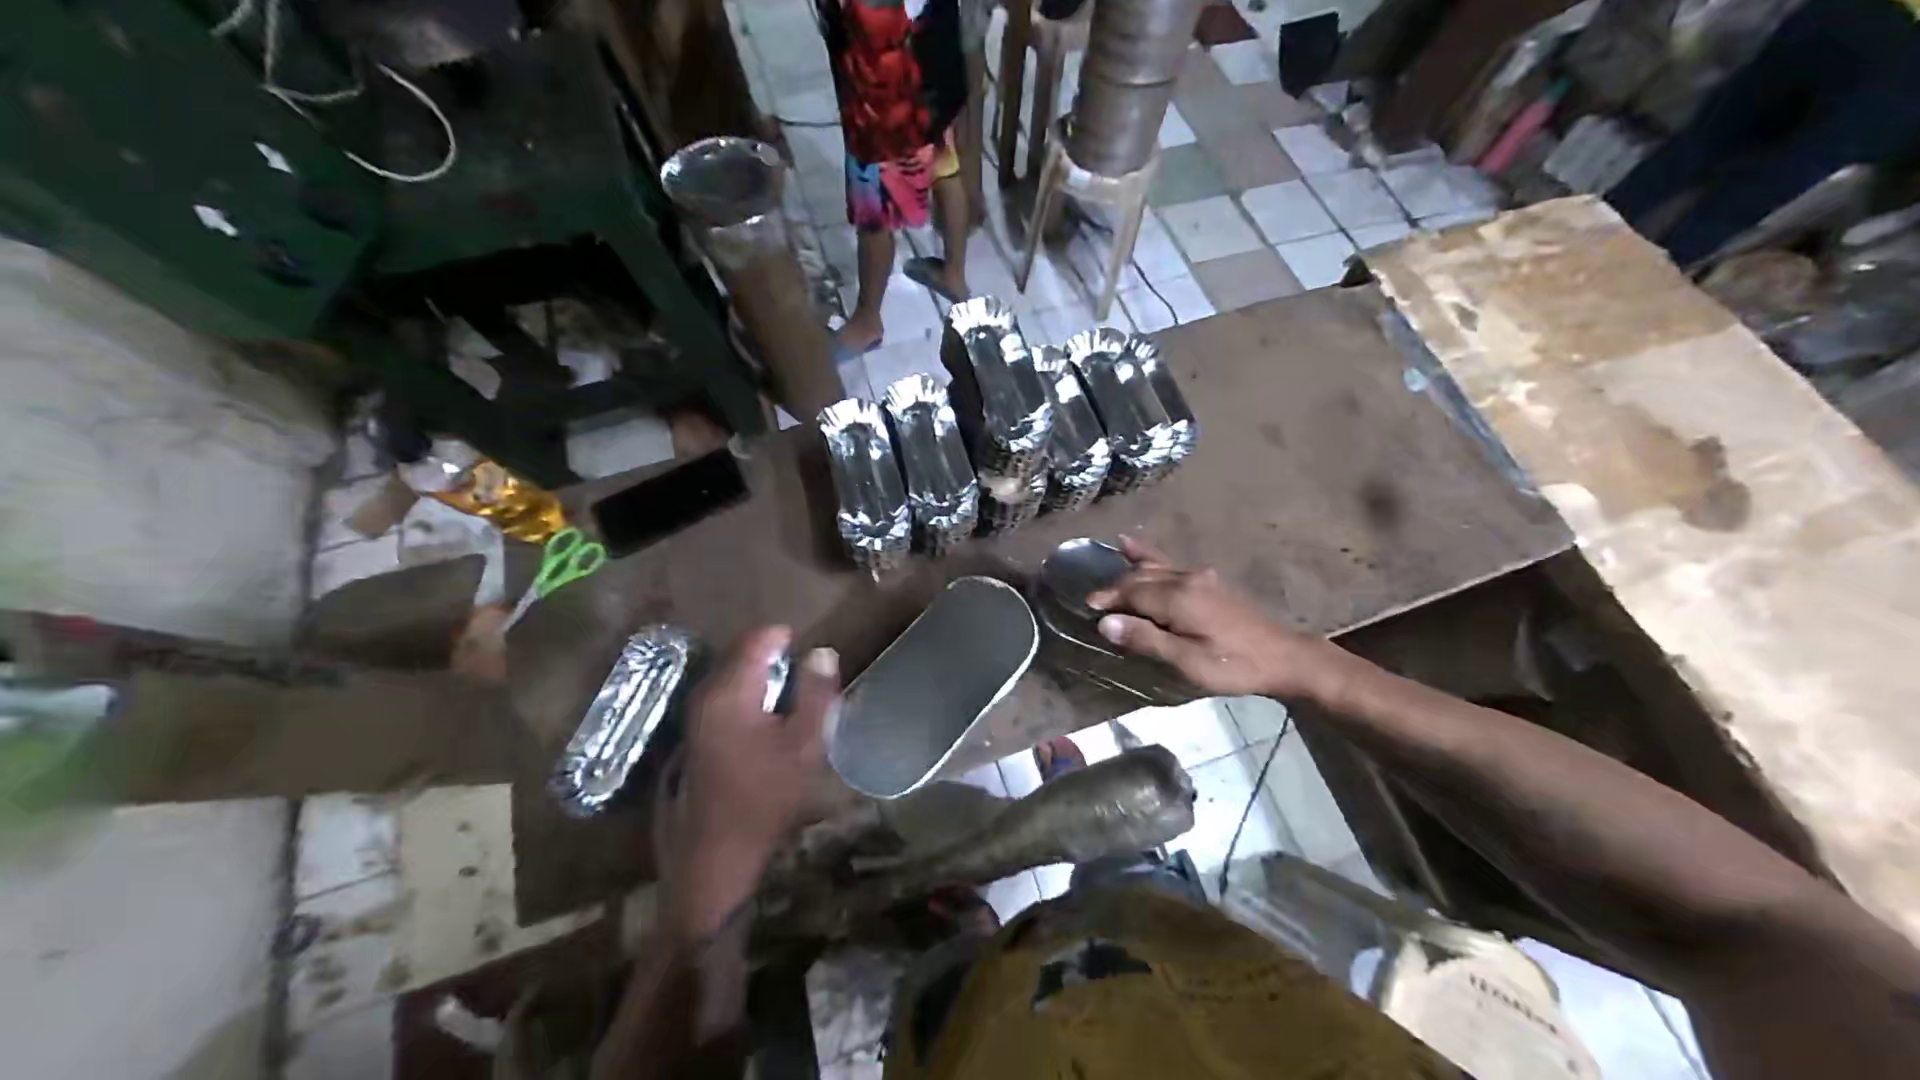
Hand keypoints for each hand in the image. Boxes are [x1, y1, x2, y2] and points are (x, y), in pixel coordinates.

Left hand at [655, 626, 838, 939]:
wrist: (716, 854)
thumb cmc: (766, 795)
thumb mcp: (805, 743)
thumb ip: (816, 692)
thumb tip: (821, 652)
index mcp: (731, 691)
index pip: (757, 640)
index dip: (783, 636)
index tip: (806, 647)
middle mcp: (704, 696)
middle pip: (739, 656)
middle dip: (770, 656)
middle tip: (801, 673)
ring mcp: (693, 718)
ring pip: (729, 677)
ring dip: (756, 678)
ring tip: (787, 694)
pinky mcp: (691, 737)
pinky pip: (721, 698)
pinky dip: (743, 697)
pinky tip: (762, 722)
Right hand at [1086, 536, 1347, 700]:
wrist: (1285, 657)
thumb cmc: (1235, 665)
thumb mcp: (1188, 661)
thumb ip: (1146, 639)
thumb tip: (1106, 623)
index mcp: (1179, 598)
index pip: (1132, 591)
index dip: (1108, 598)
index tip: (1087, 606)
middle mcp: (1187, 578)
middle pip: (1141, 576)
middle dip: (1115, 586)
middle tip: (1095, 601)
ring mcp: (1200, 576)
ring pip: (1155, 567)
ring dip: (1129, 571)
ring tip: (1107, 572)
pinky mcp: (1210, 580)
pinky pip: (1169, 563)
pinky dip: (1148, 555)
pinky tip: (1133, 546)